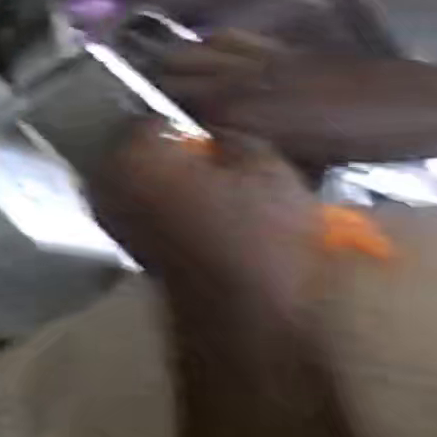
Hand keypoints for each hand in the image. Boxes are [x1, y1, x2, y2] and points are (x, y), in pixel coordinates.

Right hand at [90, 120, 320, 305]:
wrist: (230, 312)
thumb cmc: (183, 223)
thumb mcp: (141, 161)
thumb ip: (143, 133)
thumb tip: (150, 123)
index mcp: (266, 161)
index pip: (219, 133)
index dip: (178, 136)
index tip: (143, 145)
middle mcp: (294, 198)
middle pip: (229, 176)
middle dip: (189, 178)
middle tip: (143, 183)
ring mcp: (295, 246)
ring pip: (230, 215)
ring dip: (193, 215)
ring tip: (148, 221)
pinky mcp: (281, 284)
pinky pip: (228, 251)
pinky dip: (198, 248)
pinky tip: (168, 253)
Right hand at [160, 31, 436, 166]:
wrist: (430, 108)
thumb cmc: (362, 145)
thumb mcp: (300, 161)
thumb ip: (244, 149)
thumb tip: (207, 147)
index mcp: (234, 114)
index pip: (168, 108)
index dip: (151, 116)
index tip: (145, 125)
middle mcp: (231, 82)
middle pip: (166, 74)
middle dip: (153, 86)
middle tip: (151, 101)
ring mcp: (254, 59)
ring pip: (187, 52)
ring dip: (175, 63)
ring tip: (173, 75)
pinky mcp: (276, 46)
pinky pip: (227, 37)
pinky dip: (211, 45)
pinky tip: (214, 56)